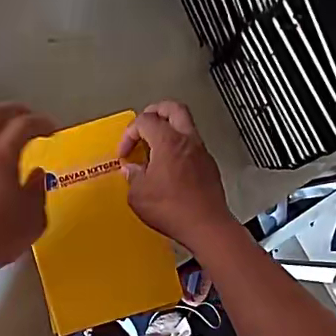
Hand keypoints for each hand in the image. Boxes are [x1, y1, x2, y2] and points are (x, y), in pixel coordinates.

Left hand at [0, 103, 55, 283]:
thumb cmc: (0, 238)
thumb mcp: (34, 218)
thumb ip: (38, 190)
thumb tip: (38, 175)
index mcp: (1, 158)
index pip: (23, 126)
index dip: (41, 122)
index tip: (52, 128)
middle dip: (14, 110)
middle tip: (30, 117)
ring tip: (2, 125)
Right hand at [118, 102, 238, 252]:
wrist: (206, 226)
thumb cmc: (175, 210)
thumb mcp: (139, 196)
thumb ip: (132, 177)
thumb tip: (132, 171)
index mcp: (168, 141)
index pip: (145, 120)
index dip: (129, 133)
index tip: (125, 151)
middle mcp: (188, 141)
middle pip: (173, 109)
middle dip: (155, 112)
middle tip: (144, 124)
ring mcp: (202, 153)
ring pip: (186, 127)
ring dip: (170, 131)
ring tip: (156, 148)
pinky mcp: (210, 168)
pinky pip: (194, 148)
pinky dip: (181, 150)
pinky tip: (171, 167)